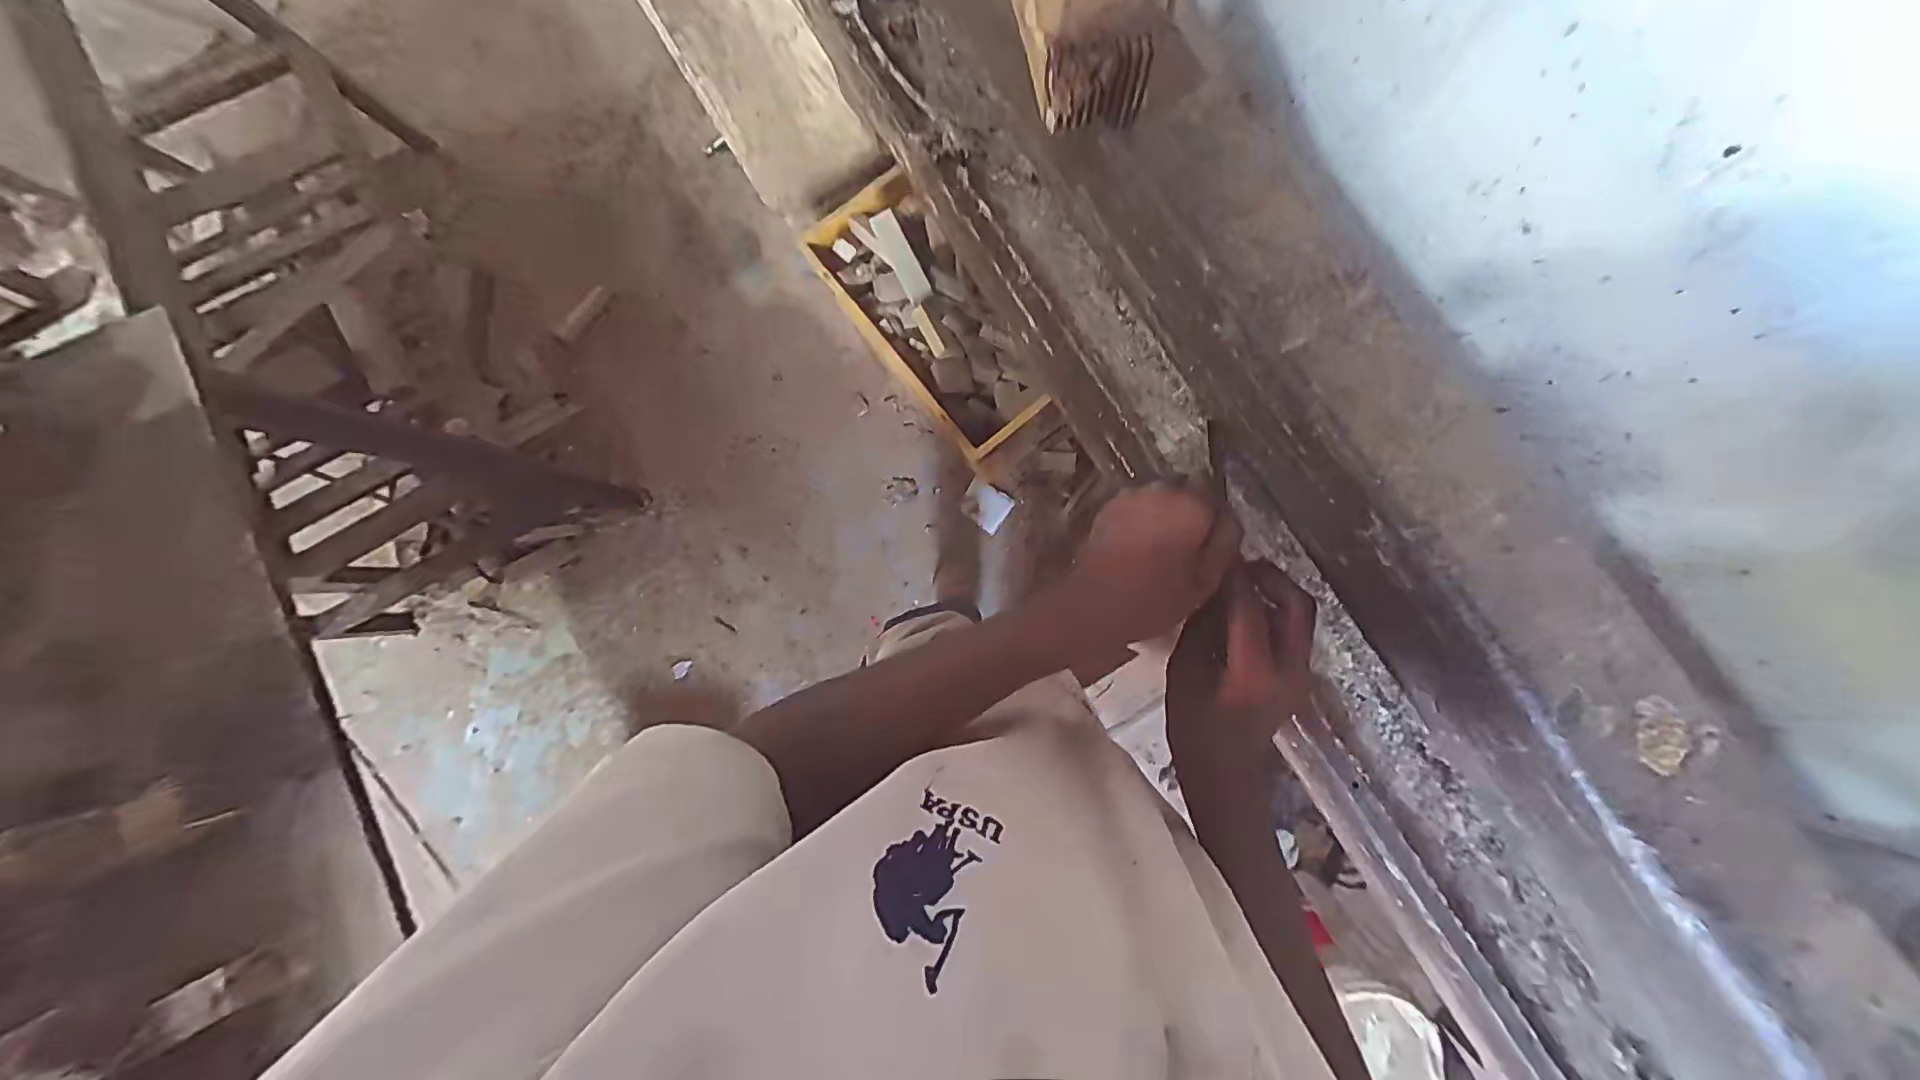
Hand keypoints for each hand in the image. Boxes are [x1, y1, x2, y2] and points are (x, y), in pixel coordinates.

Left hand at [1059, 484, 1242, 648]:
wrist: (1096, 602)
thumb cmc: (1156, 597)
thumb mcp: (1206, 580)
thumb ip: (1226, 542)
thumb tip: (1229, 520)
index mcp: (1193, 503)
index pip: (1218, 497)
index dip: (1215, 521)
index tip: (1208, 547)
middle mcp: (1162, 488)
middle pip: (1187, 490)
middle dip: (1189, 512)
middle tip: (1183, 549)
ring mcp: (1131, 494)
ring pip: (1159, 497)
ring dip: (1162, 514)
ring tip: (1156, 550)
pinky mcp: (1108, 506)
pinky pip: (1135, 506)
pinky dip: (1139, 520)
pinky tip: (1135, 548)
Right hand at [1165, 561, 1317, 744]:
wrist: (1226, 775)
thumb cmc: (1193, 730)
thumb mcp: (1184, 674)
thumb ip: (1201, 628)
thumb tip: (1212, 591)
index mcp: (1254, 672)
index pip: (1250, 609)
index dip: (1234, 577)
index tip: (1219, 554)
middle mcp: (1290, 669)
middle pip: (1296, 604)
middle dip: (1271, 576)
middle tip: (1241, 563)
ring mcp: (1302, 674)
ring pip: (1301, 614)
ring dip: (1275, 591)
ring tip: (1241, 581)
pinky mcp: (1300, 676)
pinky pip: (1294, 630)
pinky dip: (1275, 610)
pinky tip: (1245, 609)